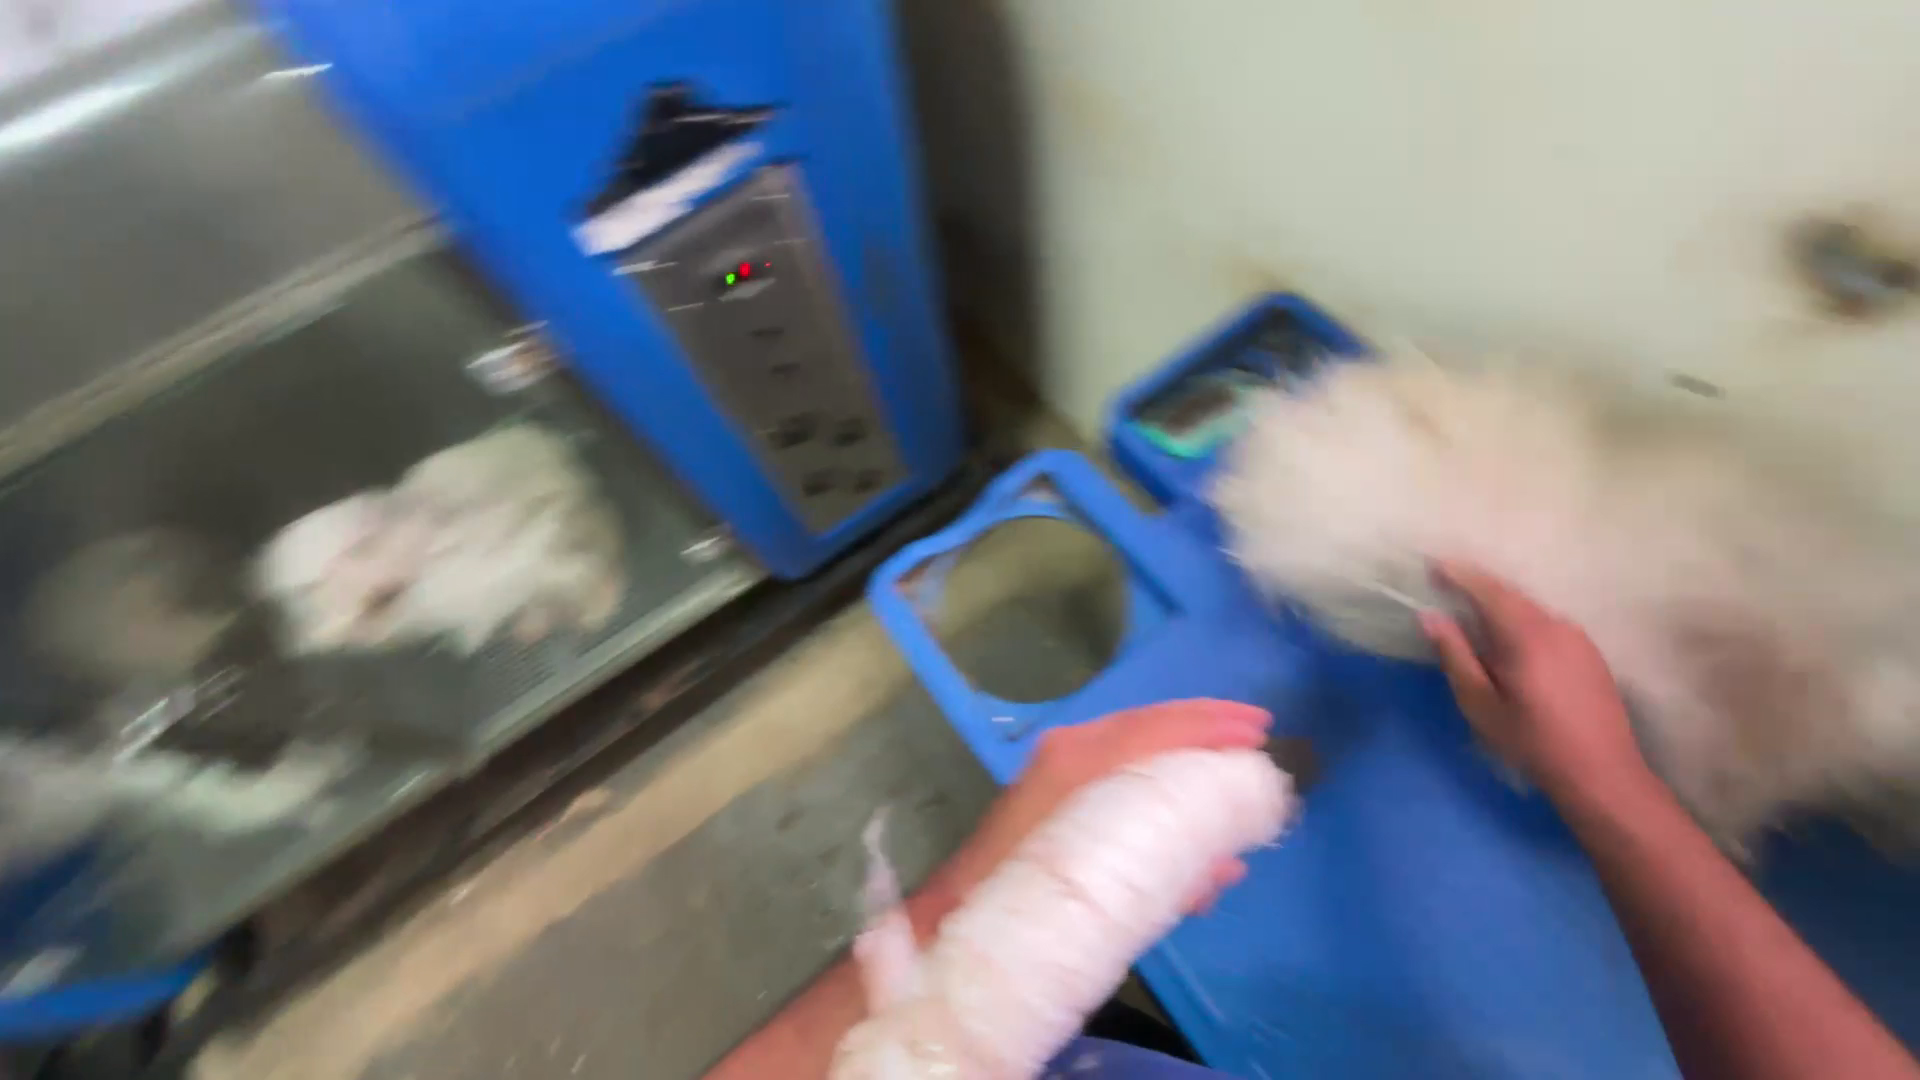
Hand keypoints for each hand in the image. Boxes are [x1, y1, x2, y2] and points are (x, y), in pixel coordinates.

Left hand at [927, 700, 1272, 919]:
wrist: (971, 912)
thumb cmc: (1047, 901)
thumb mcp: (1124, 890)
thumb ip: (1178, 870)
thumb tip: (1228, 858)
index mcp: (1085, 760)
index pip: (1160, 726)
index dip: (1213, 724)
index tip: (1259, 728)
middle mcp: (1071, 748)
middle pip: (1150, 722)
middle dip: (1205, 726)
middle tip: (1255, 733)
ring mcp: (1056, 760)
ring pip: (1132, 738)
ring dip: (1182, 745)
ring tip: (1228, 757)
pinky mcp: (1050, 780)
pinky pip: (1113, 759)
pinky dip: (1153, 764)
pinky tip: (1180, 785)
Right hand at [1419, 561, 1649, 804]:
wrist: (1603, 774)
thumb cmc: (1530, 740)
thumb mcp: (1479, 701)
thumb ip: (1454, 654)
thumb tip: (1430, 616)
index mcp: (1527, 635)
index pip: (1488, 590)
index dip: (1458, 574)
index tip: (1431, 564)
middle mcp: (1557, 627)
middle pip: (1511, 594)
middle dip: (1476, 583)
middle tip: (1443, 580)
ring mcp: (1578, 639)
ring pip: (1529, 607)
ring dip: (1498, 601)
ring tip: (1469, 605)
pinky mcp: (1588, 654)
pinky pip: (1545, 621)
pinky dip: (1518, 616)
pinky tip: (1504, 634)